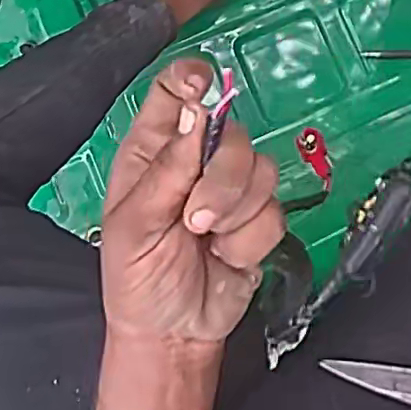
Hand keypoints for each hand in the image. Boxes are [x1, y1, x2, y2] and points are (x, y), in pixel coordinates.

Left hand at [100, 59, 286, 347]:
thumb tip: (197, 108)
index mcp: (155, 149)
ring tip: (206, 240)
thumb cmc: (136, 276)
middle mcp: (197, 158)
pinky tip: (225, 255)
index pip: (174, 89)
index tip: (203, 87)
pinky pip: (275, 209)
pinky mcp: (259, 216)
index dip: (191, 77)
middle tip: (196, 217)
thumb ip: (168, 169)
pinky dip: (249, 239)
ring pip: (261, 168)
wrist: (173, 331)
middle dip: (223, 176)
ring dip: (236, 213)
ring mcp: (232, 186)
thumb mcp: (135, 226)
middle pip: (232, 129)